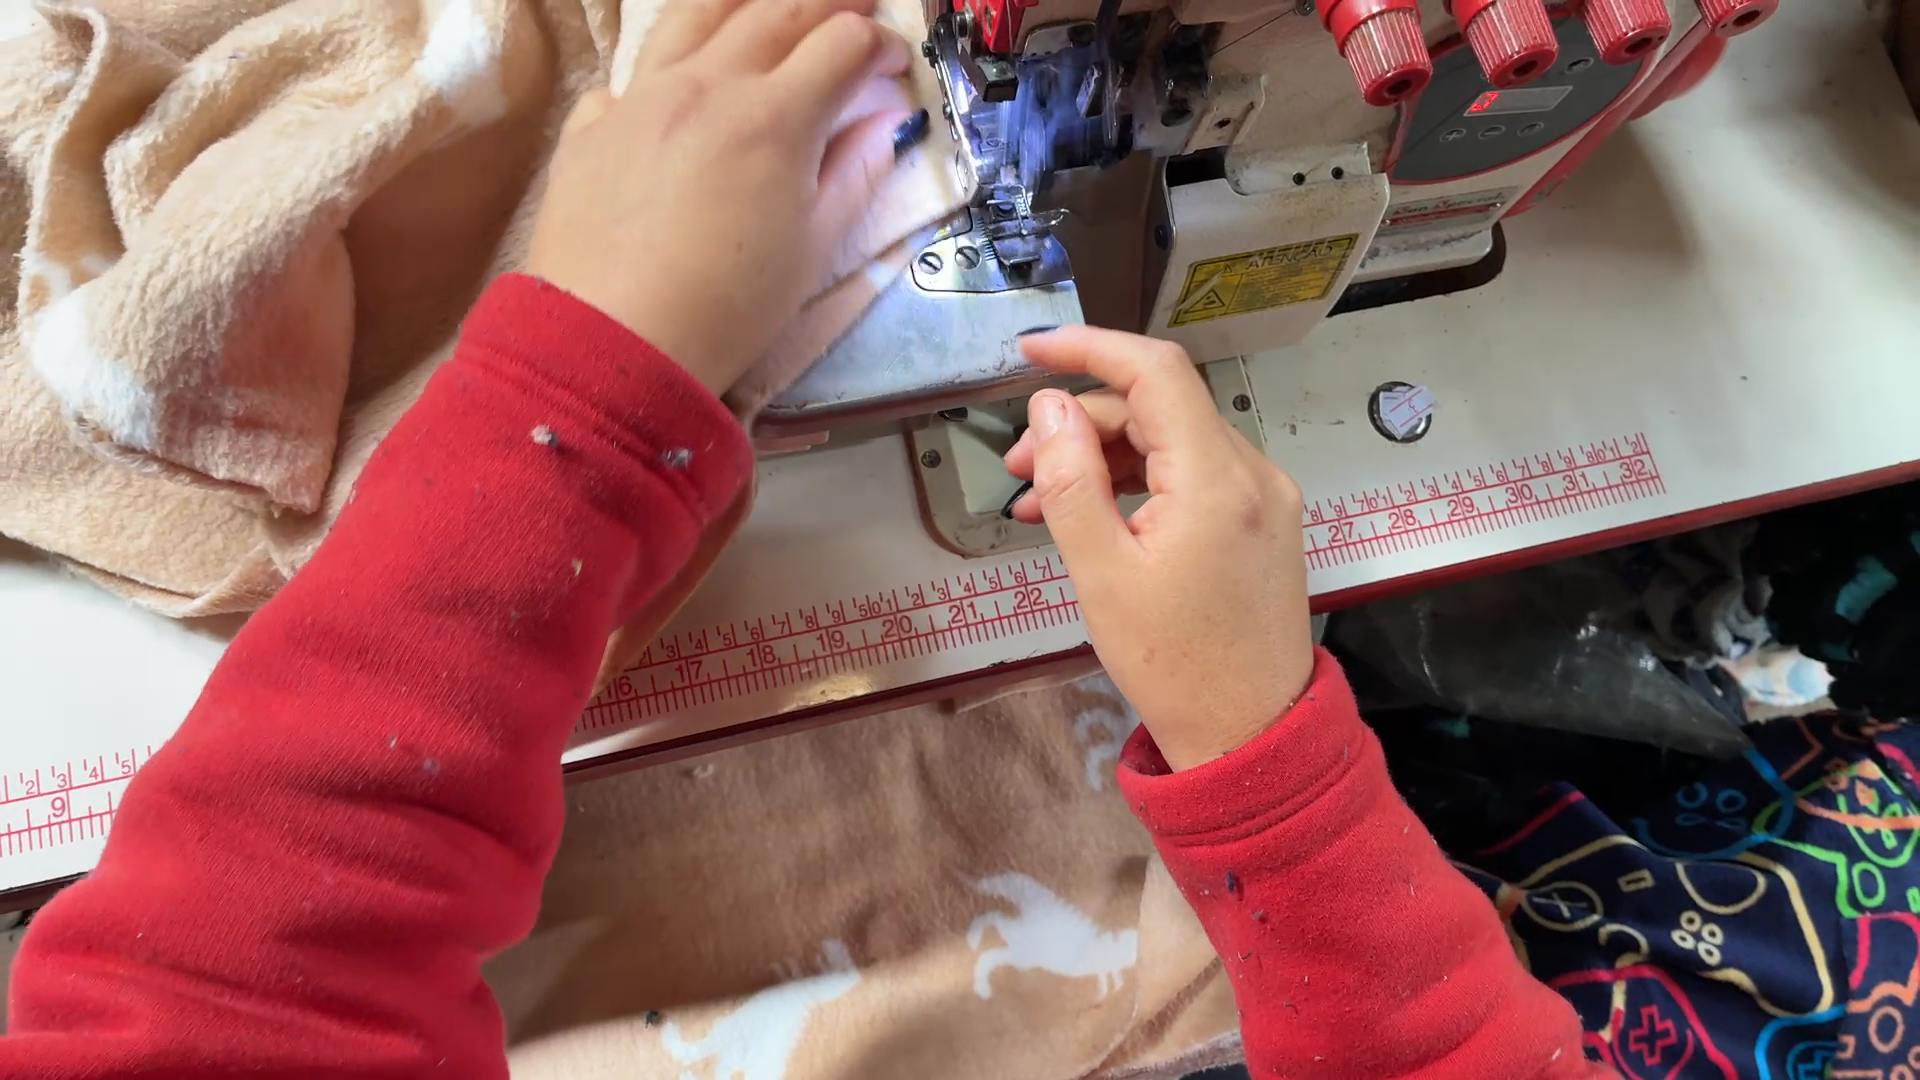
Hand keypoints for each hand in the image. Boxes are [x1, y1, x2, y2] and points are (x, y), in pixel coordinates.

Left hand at [526, 0, 912, 392]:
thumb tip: (886, 127)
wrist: (623, 338)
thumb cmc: (735, 307)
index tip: (897, 60)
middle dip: (828, 2)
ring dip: (749, 0)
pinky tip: (685, 77)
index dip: (878, 47)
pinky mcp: (596, 122)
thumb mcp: (814, 252)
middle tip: (857, 5)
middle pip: (776, 12)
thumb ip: (853, 178)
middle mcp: (707, 85)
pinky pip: (639, 65)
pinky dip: (676, 54)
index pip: (839, 50)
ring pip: (699, 13)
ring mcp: (643, 95)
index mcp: (773, 120)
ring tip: (773, 5)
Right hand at [1004, 327, 1315, 770]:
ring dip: (1103, 457)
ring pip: (1170, 442)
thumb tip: (1048, 408)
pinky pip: (1190, 476)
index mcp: (1215, 479)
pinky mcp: (1259, 520)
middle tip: (1017, 467)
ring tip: (1039, 500)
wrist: (1250, 734)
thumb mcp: (1100, 573)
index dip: (1088, 347)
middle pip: (1157, 409)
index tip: (1030, 351)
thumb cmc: (1170, 662)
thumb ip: (1070, 480)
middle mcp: (1251, 471)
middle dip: (1080, 424)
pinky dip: (1137, 483)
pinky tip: (1091, 515)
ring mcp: (1263, 495)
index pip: (1154, 372)